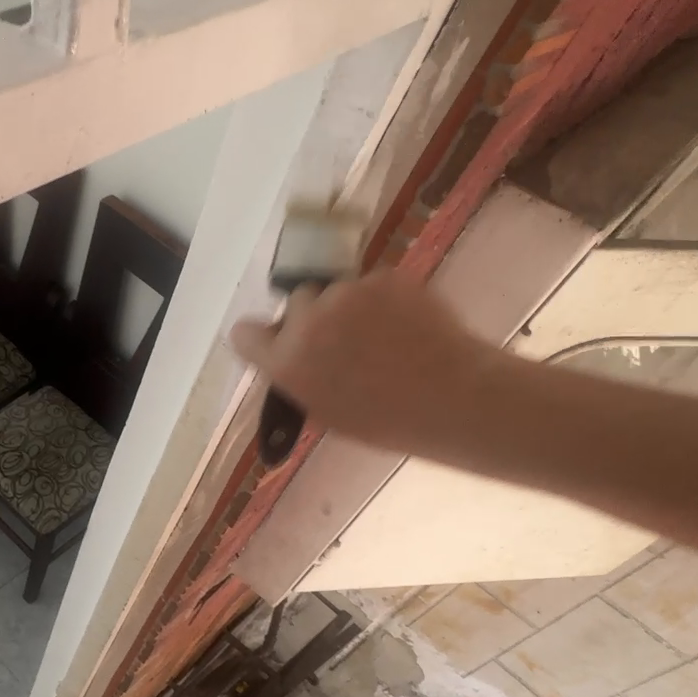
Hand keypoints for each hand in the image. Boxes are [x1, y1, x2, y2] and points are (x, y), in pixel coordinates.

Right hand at [229, 270, 501, 452]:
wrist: (452, 397)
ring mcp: (346, 294)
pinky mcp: (383, 277)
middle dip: (314, 314)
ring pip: (338, 290)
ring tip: (383, 335)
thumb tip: (293, 355)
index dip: (263, 337)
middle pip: (297, 301)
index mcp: (286, 362)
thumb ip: (297, 374)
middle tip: (343, 339)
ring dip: (352, 306)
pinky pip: (373, 283)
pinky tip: (406, 323)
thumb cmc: (385, 419)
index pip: (244, 334)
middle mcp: (307, 322)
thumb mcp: (324, 408)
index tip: (278, 342)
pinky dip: (385, 298)